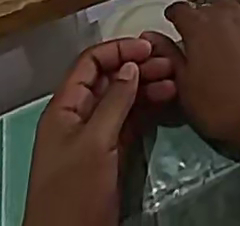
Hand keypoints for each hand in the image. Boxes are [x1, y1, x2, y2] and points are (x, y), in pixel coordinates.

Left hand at [23, 38, 176, 225]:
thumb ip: (114, 101)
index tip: (148, 47)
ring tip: (174, 81)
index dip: (118, 49)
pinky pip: (132, 119)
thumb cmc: (74, 193)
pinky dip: (149, 107)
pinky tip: (168, 99)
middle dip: (139, 66)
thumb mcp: (94, 143)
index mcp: (65, 108)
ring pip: (124, 98)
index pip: (91, 63)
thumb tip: (132, 65)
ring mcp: (97, 135)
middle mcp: (80, 115)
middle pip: (111, 77)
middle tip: (169, 63)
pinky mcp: (112, 153)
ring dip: (148, 86)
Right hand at [153, 0, 239, 151]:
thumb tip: (151, 35)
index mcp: (196, 24)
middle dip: (197, 24)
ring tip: (220, 40)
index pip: (178, 10)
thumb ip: (169, 56)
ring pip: (226, 5)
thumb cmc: (219, 105)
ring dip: (219, 17)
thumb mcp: (184, 86)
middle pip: (203, 9)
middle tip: (197, 49)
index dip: (173, 19)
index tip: (172, 30)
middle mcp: (220, 10)